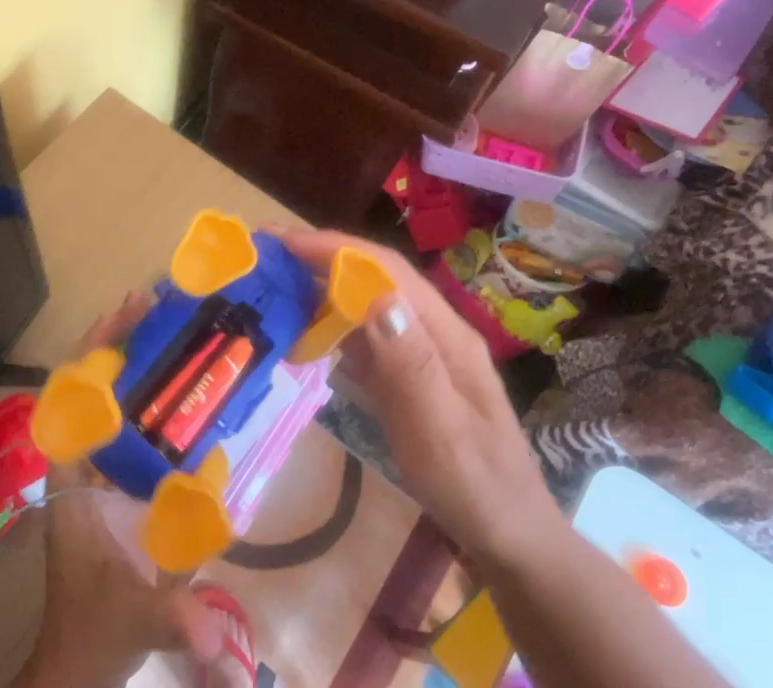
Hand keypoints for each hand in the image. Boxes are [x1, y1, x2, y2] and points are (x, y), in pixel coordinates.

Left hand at [15, 293, 221, 686]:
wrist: (79, 665)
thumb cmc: (93, 632)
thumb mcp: (136, 620)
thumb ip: (174, 619)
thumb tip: (219, 634)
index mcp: (73, 478)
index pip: (74, 399)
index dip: (93, 350)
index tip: (123, 312)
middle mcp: (84, 467)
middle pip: (94, 389)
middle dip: (120, 344)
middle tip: (159, 303)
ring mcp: (103, 478)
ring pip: (116, 409)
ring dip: (142, 370)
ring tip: (180, 332)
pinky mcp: (124, 494)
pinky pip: (141, 439)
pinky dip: (163, 411)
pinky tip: (197, 399)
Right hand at [276, 229, 565, 568]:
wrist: (507, 532)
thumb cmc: (473, 484)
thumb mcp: (440, 430)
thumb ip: (411, 364)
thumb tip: (378, 299)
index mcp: (446, 336)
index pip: (388, 273)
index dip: (336, 250)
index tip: (283, 242)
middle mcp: (433, 332)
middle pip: (376, 279)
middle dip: (323, 258)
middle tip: (265, 254)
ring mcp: (421, 354)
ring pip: (367, 303)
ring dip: (323, 286)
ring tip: (275, 281)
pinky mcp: (406, 376)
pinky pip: (365, 337)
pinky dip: (331, 324)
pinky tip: (303, 330)